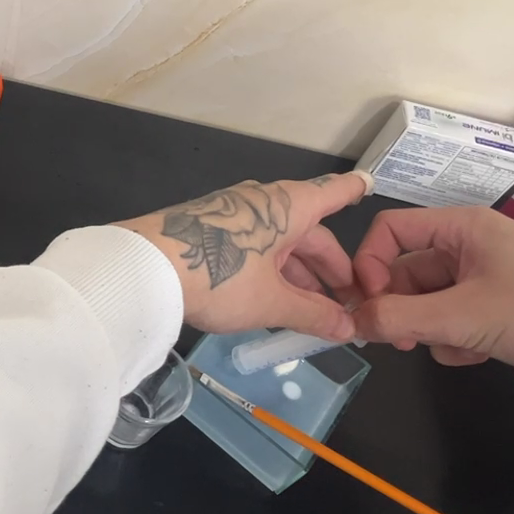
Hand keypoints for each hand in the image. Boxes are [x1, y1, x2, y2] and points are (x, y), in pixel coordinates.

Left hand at [118, 173, 372, 339]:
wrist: (146, 266)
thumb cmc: (220, 277)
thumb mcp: (271, 303)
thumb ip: (312, 315)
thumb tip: (348, 329)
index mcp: (288, 207)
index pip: (331, 193)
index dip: (351, 191)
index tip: (367, 184)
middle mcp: (263, 201)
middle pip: (308, 230)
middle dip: (328, 268)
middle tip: (345, 305)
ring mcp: (233, 212)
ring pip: (278, 242)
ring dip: (298, 275)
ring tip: (310, 312)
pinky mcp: (207, 227)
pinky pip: (252, 246)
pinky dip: (269, 270)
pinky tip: (270, 299)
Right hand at [349, 206, 513, 370]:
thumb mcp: (460, 317)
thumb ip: (398, 318)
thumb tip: (350, 322)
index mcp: (461, 227)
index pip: (390, 229)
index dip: (370, 262)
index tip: (371, 302)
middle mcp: (470, 242)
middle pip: (407, 268)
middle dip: (397, 305)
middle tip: (396, 341)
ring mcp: (487, 272)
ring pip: (429, 296)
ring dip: (425, 325)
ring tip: (443, 349)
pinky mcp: (502, 301)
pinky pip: (455, 313)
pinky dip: (453, 335)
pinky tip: (470, 355)